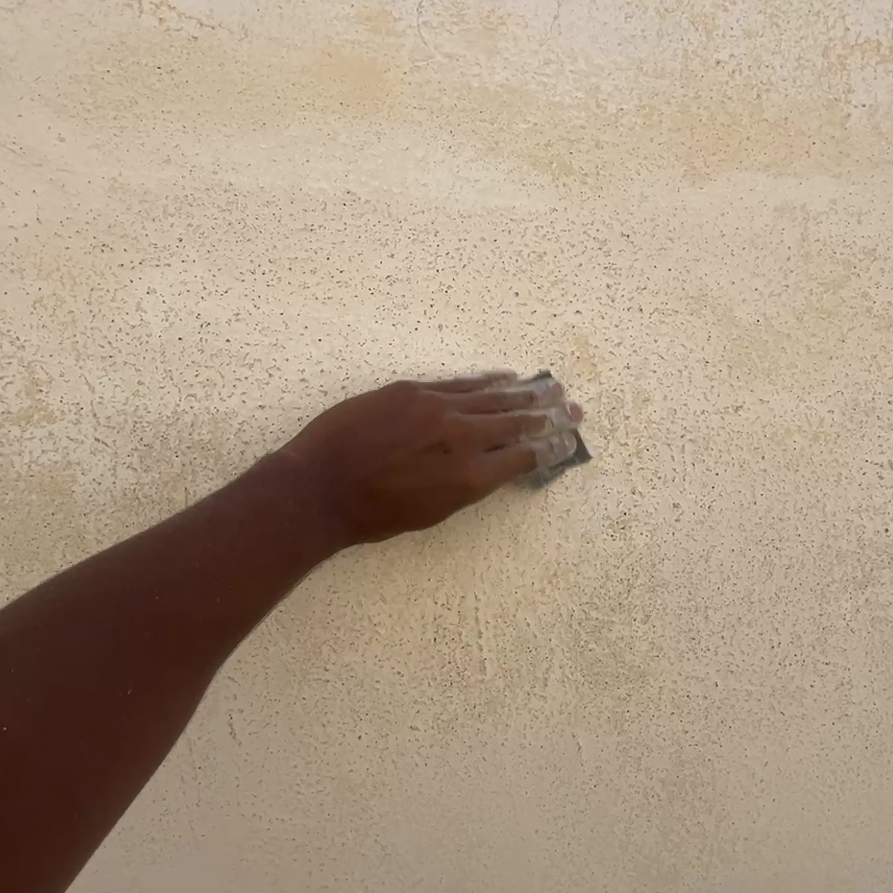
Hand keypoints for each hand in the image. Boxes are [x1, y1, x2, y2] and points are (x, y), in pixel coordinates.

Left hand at [277, 372, 584, 547]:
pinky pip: (461, 382)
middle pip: (518, 422)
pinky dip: (487, 380)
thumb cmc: (372, 514)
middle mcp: (464, 439)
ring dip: (526, 393)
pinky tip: (505, 377)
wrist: (319, 488)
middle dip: (550, 416)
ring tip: (551, 388)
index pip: (524, 457)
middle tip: (574, 408)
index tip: (568, 439)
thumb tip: (489, 468)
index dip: (550, 448)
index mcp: (470, 479)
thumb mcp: (430, 514)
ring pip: (493, 397)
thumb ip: (466, 487)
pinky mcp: (413, 390)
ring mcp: (439, 409)